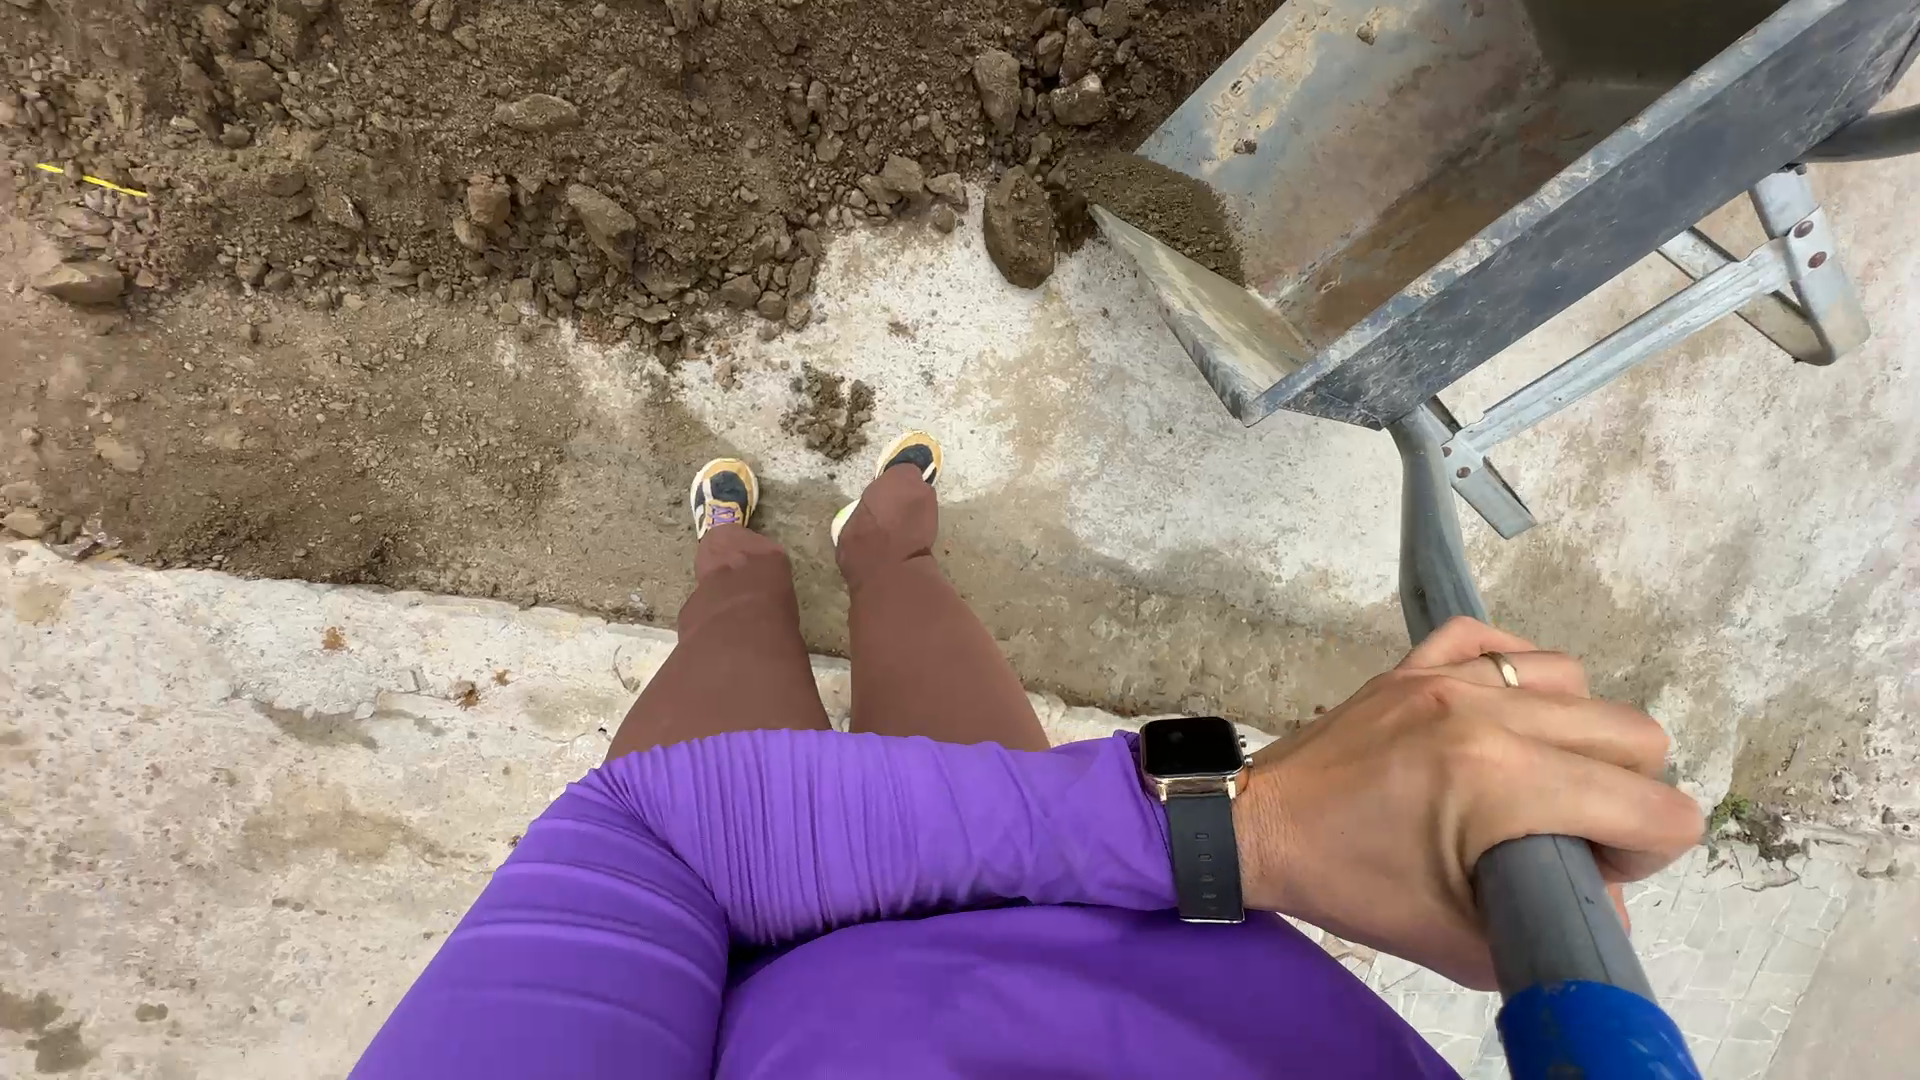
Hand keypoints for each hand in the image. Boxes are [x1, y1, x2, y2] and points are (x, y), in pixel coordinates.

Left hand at [1230, 617, 1702, 989]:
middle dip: (1622, 791)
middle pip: (1629, 732)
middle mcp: (1480, 710)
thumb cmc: (1348, 881)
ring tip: (1532, 770)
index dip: (1647, 854)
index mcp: (1500, 777)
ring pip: (1569, 676)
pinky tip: (1498, 711)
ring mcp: (1436, 676)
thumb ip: (1560, 930)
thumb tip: (1605, 898)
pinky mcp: (1403, 666)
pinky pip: (1483, 638)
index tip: (1590, 872)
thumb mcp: (1463, 940)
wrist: (1259, 824)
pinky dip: (1509, 668)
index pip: (1655, 807)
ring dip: (1573, 728)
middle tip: (1566, 827)